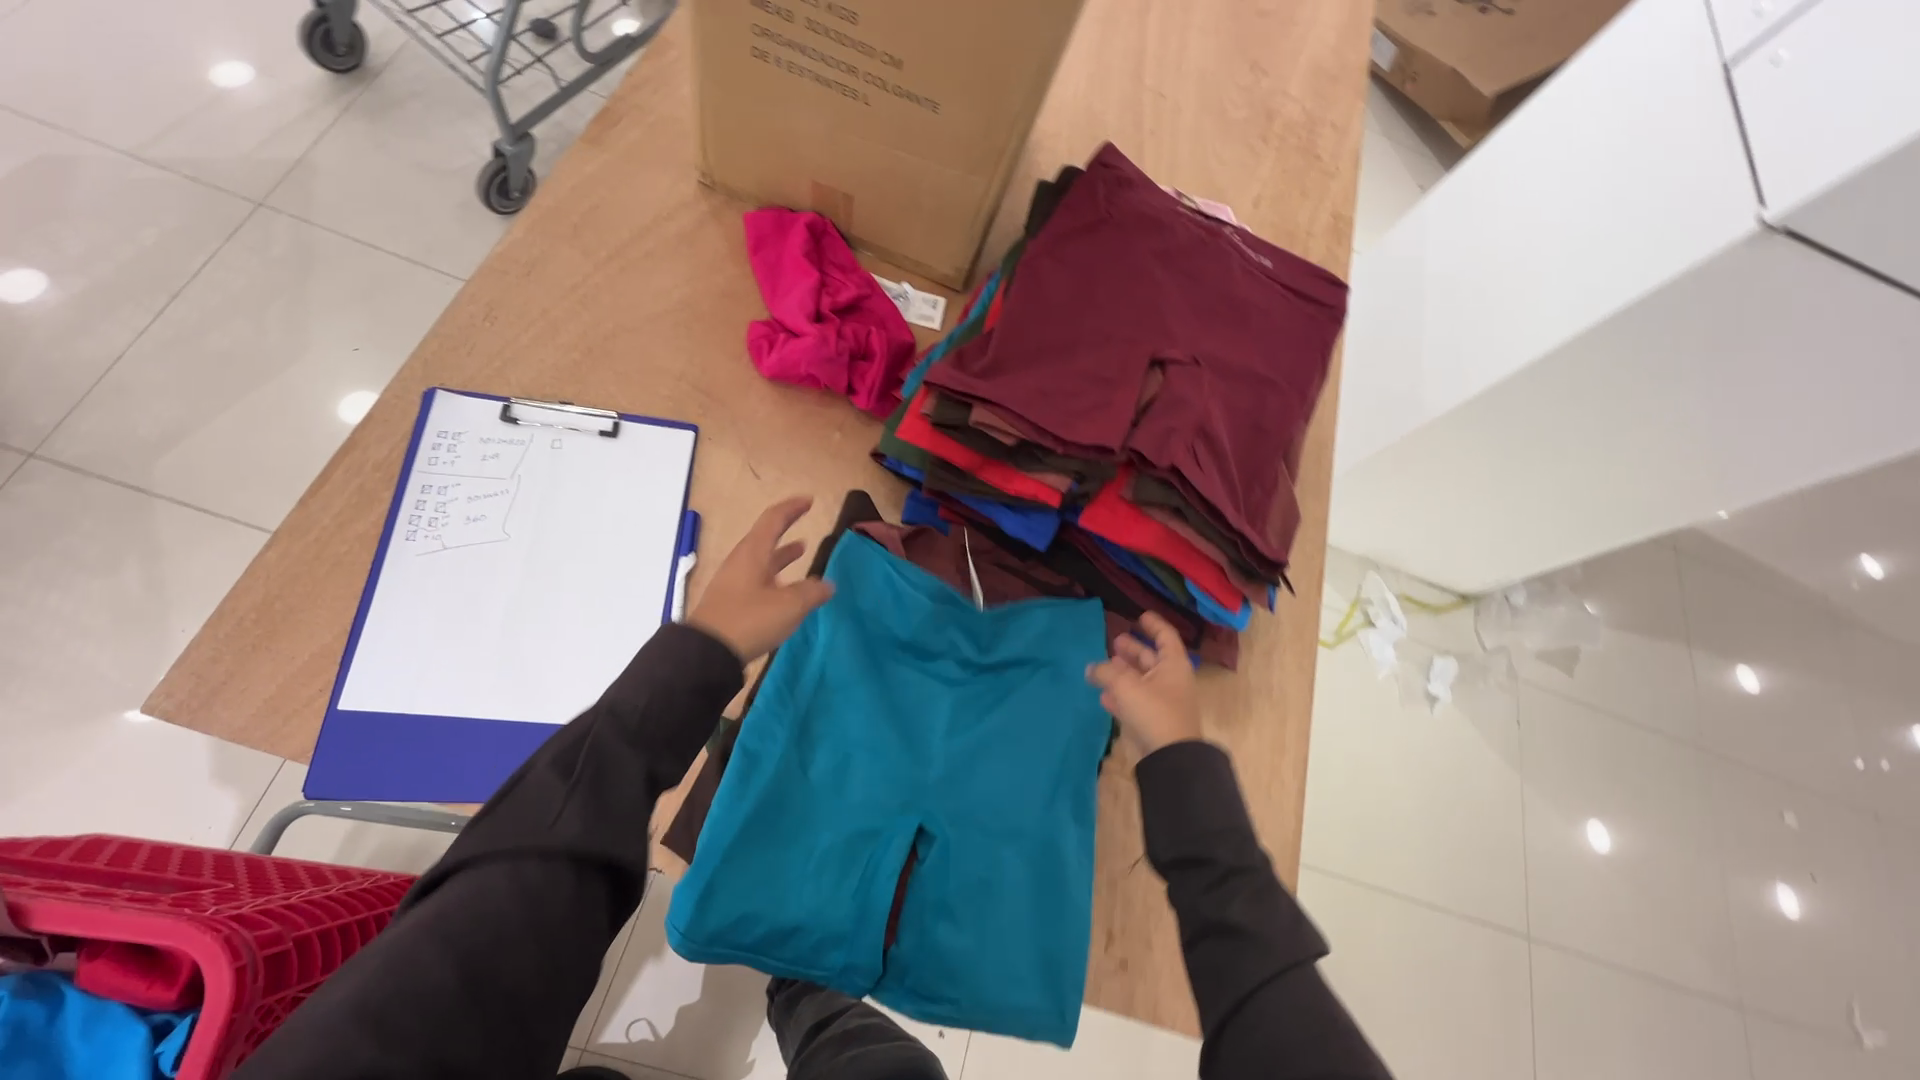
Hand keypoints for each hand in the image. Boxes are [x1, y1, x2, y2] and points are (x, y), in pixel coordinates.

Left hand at [686, 495, 834, 663]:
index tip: (809, 500)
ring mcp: (734, 582)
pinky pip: (757, 579)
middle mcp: (741, 562)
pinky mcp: (731, 601)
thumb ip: (812, 592)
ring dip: (781, 553)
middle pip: (765, 537)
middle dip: (786, 527)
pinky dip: (775, 575)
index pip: (773, 520)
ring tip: (801, 550)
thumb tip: (828, 585)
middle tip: (804, 519)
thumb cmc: (750, 620)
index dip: (792, 508)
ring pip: (761, 559)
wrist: (707, 652)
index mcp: (753, 553)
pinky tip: (786, 588)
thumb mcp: (789, 606)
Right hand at [1086, 612, 1201, 758]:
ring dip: (1123, 673)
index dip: (1153, 625)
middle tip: (1115, 641)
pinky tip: (1104, 695)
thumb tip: (1091, 668)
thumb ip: (1105, 672)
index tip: (1140, 616)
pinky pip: (1135, 702)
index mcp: (1173, 665)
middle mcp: (1170, 680)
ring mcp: (1162, 702)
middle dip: (1133, 650)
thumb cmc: (1153, 711)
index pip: (1165, 637)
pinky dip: (1121, 696)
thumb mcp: (1125, 686)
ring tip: (1104, 666)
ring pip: (1141, 681)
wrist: (1170, 757)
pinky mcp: (1153, 721)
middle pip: (1150, 659)